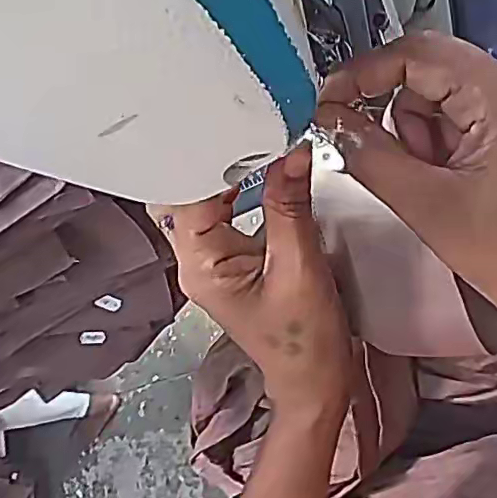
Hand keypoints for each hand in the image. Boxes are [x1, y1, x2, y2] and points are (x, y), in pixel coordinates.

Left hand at [156, 144, 351, 420]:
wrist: (314, 380)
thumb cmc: (305, 340)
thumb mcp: (301, 268)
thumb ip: (291, 206)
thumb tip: (293, 150)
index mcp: (200, 264)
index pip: (187, 191)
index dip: (208, 153)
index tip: (236, 119)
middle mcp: (195, 260)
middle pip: (181, 192)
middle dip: (206, 155)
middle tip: (237, 117)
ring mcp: (210, 262)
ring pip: (199, 200)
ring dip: (221, 169)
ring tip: (250, 136)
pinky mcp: (229, 261)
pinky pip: (221, 213)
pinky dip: (235, 187)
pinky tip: (256, 168)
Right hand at [316, 32, 496, 360]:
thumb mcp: (421, 202)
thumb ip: (368, 153)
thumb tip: (330, 119)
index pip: (418, 54)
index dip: (364, 73)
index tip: (332, 101)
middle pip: (428, 66)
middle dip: (392, 108)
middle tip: (369, 144)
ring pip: (437, 89)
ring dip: (414, 128)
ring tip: (426, 176)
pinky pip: (455, 110)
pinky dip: (434, 138)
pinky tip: (440, 174)